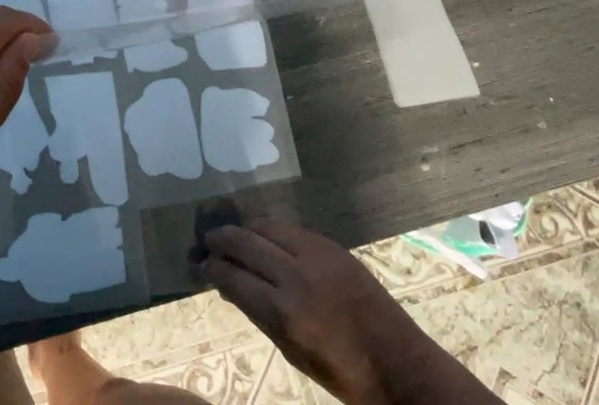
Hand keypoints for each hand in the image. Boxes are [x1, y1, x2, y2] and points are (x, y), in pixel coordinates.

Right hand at [201, 221, 492, 404]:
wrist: (399, 363)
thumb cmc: (341, 371)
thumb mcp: (290, 351)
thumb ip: (257, 312)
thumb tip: (228, 282)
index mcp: (284, 312)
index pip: (232, 276)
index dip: (210, 268)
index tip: (199, 265)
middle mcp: (297, 276)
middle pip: (244, 242)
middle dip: (220, 240)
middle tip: (205, 243)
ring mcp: (318, 256)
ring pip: (266, 226)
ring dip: (244, 229)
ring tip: (230, 236)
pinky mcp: (334, 247)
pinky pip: (291, 228)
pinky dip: (270, 230)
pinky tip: (263, 236)